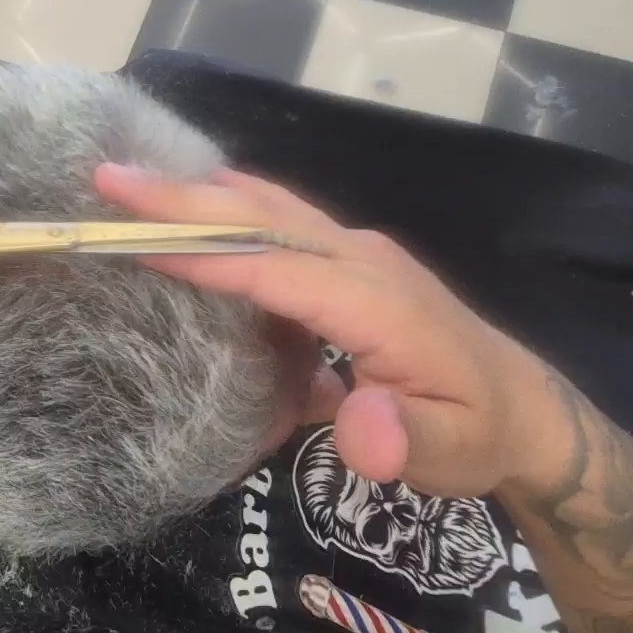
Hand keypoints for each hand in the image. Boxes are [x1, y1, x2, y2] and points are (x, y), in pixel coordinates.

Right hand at [96, 164, 564, 500]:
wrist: (521, 405)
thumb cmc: (476, 431)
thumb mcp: (454, 454)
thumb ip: (407, 440)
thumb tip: (360, 427)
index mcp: (376, 301)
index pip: (277, 268)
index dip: (206, 256)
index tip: (136, 241)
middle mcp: (360, 258)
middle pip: (264, 216)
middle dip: (185, 198)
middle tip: (112, 179)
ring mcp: (356, 250)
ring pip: (270, 206)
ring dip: (201, 192)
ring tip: (136, 181)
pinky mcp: (349, 258)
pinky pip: (281, 220)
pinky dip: (231, 205)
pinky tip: (199, 201)